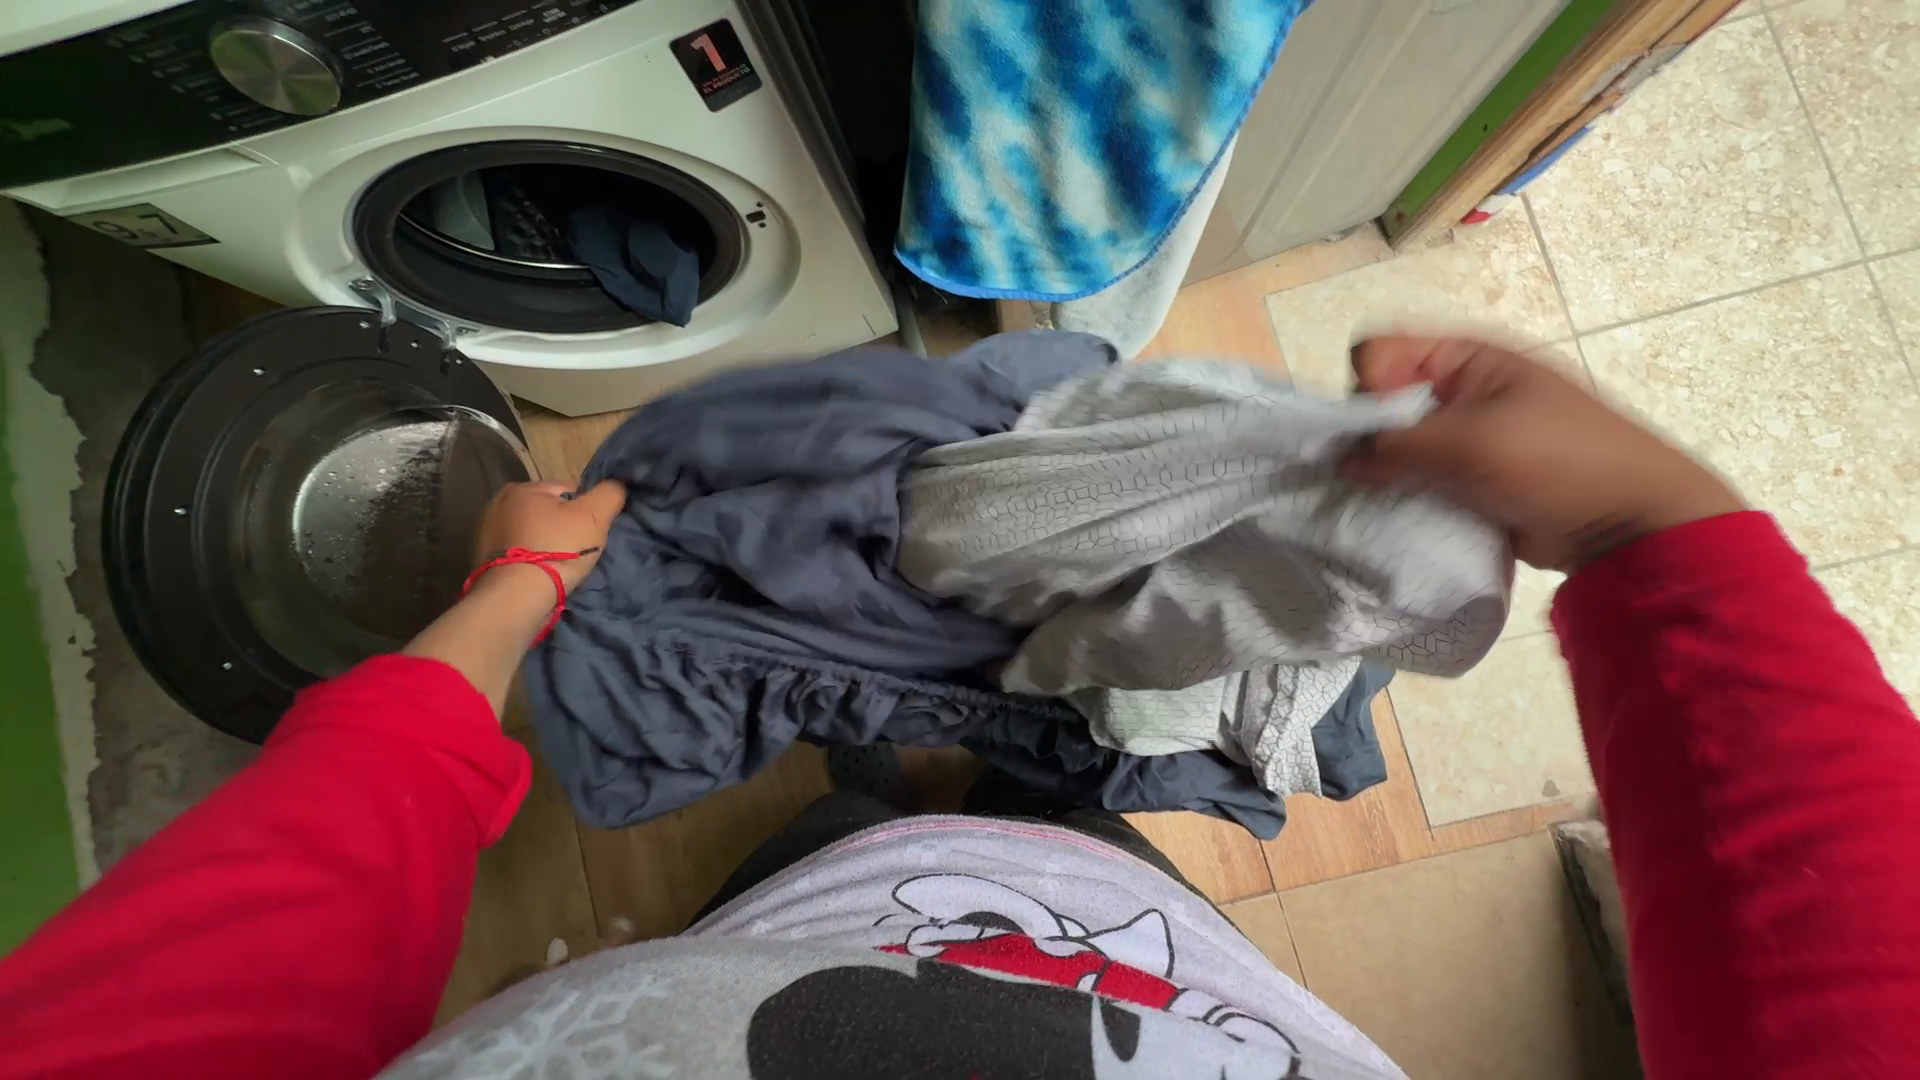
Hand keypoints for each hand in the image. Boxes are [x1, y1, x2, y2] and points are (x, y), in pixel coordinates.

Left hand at [473, 479, 626, 591]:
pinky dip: (535, 557)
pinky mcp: (486, 557)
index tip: (595, 530)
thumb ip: (610, 493)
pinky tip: (546, 570)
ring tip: (564, 562)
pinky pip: (522, 550)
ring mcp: (488, 532)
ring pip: (535, 531)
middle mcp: (499, 503)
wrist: (520, 595)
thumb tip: (618, 484)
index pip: (569, 490)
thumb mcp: (595, 515)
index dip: (588, 509)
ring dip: (550, 541)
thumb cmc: (559, 548)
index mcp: (523, 488)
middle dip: (566, 525)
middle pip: (550, 511)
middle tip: (582, 547)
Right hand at [1339, 336, 1743, 571]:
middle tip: (1379, 464)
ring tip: (1380, 491)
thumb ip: (1393, 445)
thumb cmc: (1557, 461)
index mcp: (1463, 358)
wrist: (1626, 524)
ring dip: (1375, 466)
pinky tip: (1390, 505)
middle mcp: (1452, 390)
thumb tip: (1337, 457)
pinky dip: (1390, 489)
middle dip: (1364, 430)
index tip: (1380, 423)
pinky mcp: (1453, 476)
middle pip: (1373, 397)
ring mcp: (1452, 435)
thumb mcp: (1471, 442)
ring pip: (1384, 441)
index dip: (1366, 384)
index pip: (1376, 353)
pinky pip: (1403, 475)